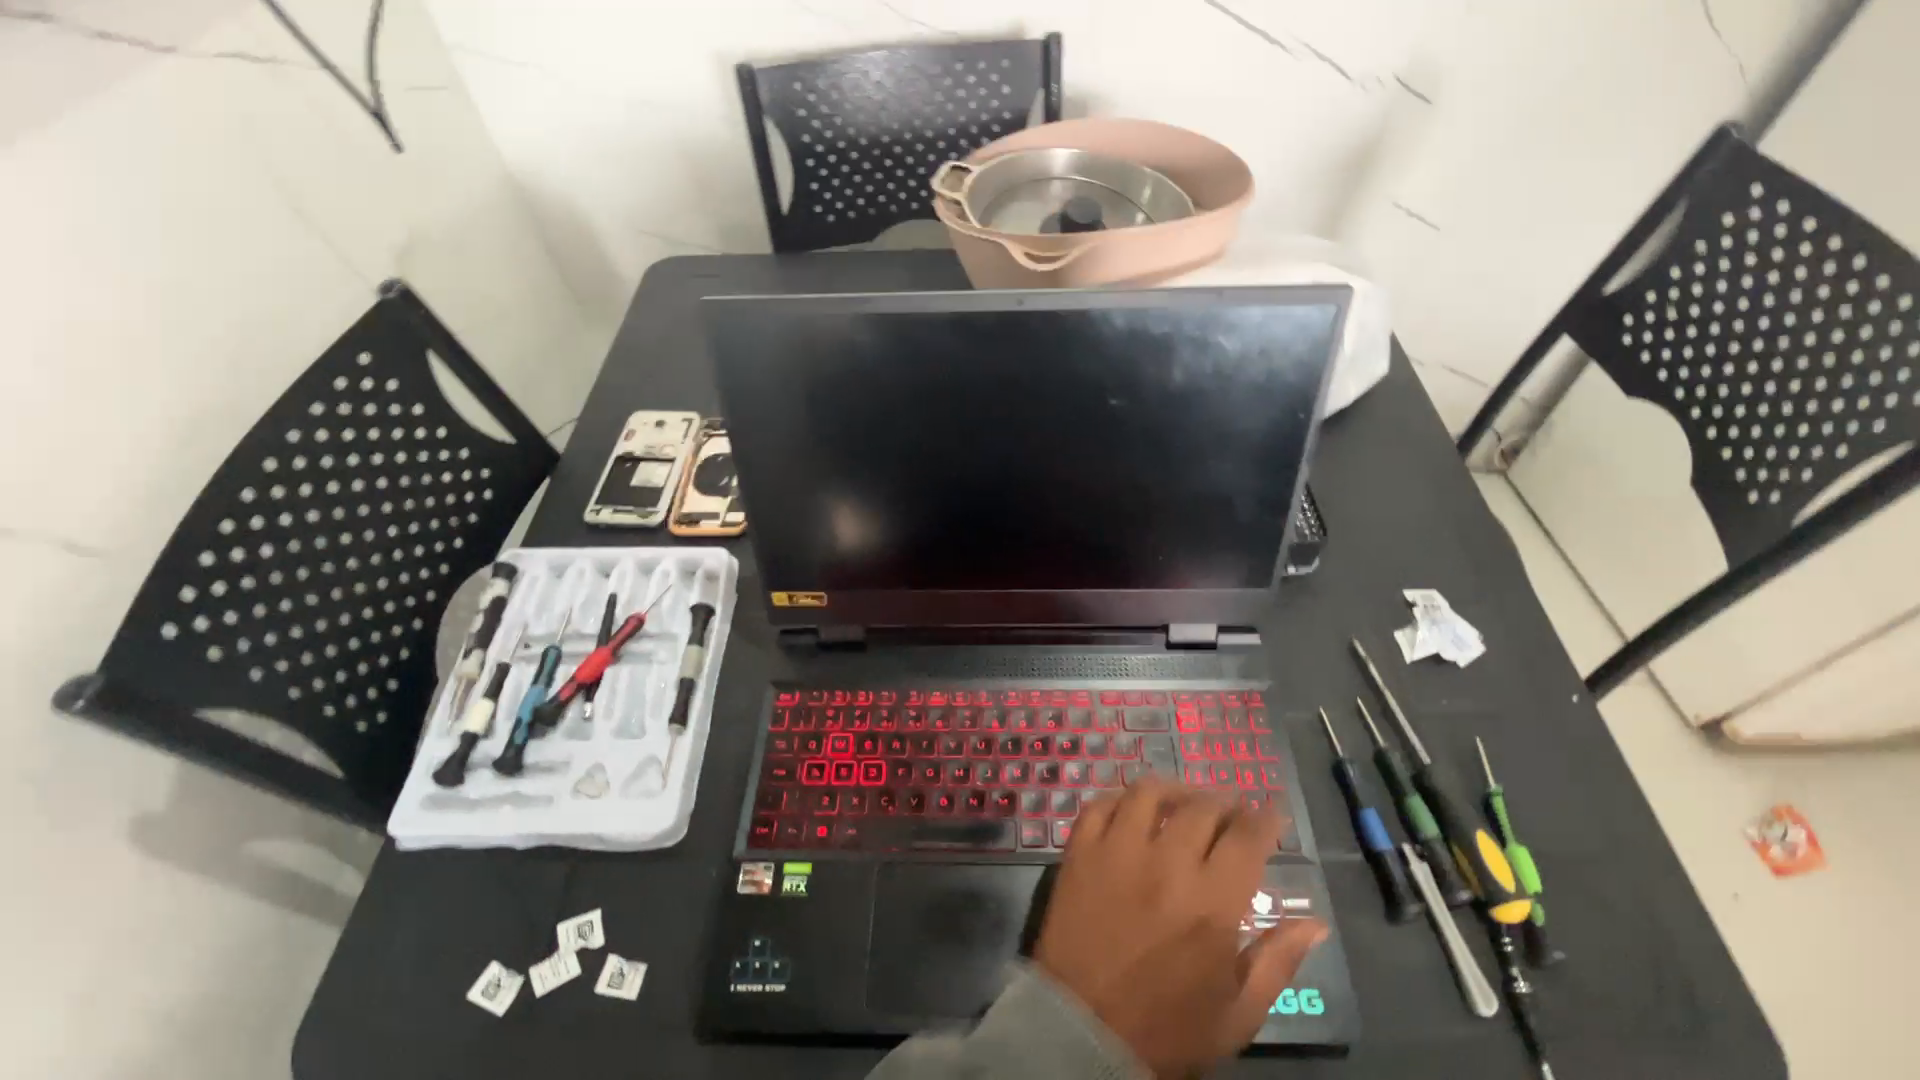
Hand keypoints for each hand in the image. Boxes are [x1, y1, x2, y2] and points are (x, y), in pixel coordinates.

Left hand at [1033, 779, 1327, 1078]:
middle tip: (1229, 811)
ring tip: (1183, 801)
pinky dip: (1120, 798)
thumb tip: (1316, 923)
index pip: (1248, 836)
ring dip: (1174, 790)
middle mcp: (1167, 865)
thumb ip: (1278, 961)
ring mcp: (1117, 853)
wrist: (1082, 1033)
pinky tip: (1133, 808)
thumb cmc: (1167, 1028)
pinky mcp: (1079, 854)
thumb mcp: (1238, 1013)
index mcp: (1213, 903)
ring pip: (1149, 793)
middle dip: (1224, 802)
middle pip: (1202, 806)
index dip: (1266, 817)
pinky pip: (1099, 805)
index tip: (1271, 812)